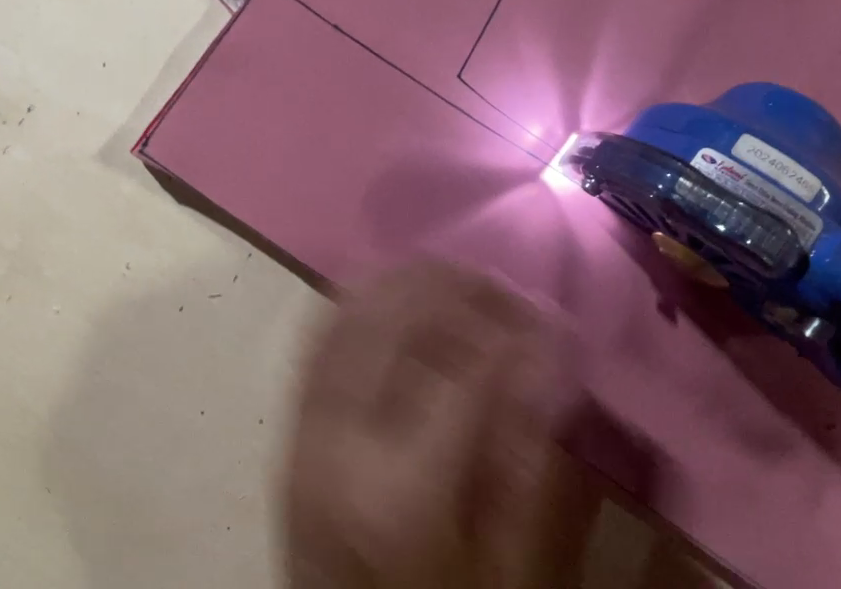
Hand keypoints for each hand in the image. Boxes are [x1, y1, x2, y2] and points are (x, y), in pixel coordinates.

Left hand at [283, 261, 595, 588]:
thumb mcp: (503, 560)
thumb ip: (524, 456)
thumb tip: (542, 357)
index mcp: (400, 488)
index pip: (467, 366)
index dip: (518, 329)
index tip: (552, 317)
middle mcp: (338, 439)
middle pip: (400, 316)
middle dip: (464, 287)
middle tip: (509, 291)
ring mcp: (302, 424)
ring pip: (354, 308)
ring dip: (414, 282)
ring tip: (463, 284)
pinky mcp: (288, 421)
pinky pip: (321, 331)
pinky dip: (365, 298)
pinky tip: (403, 296)